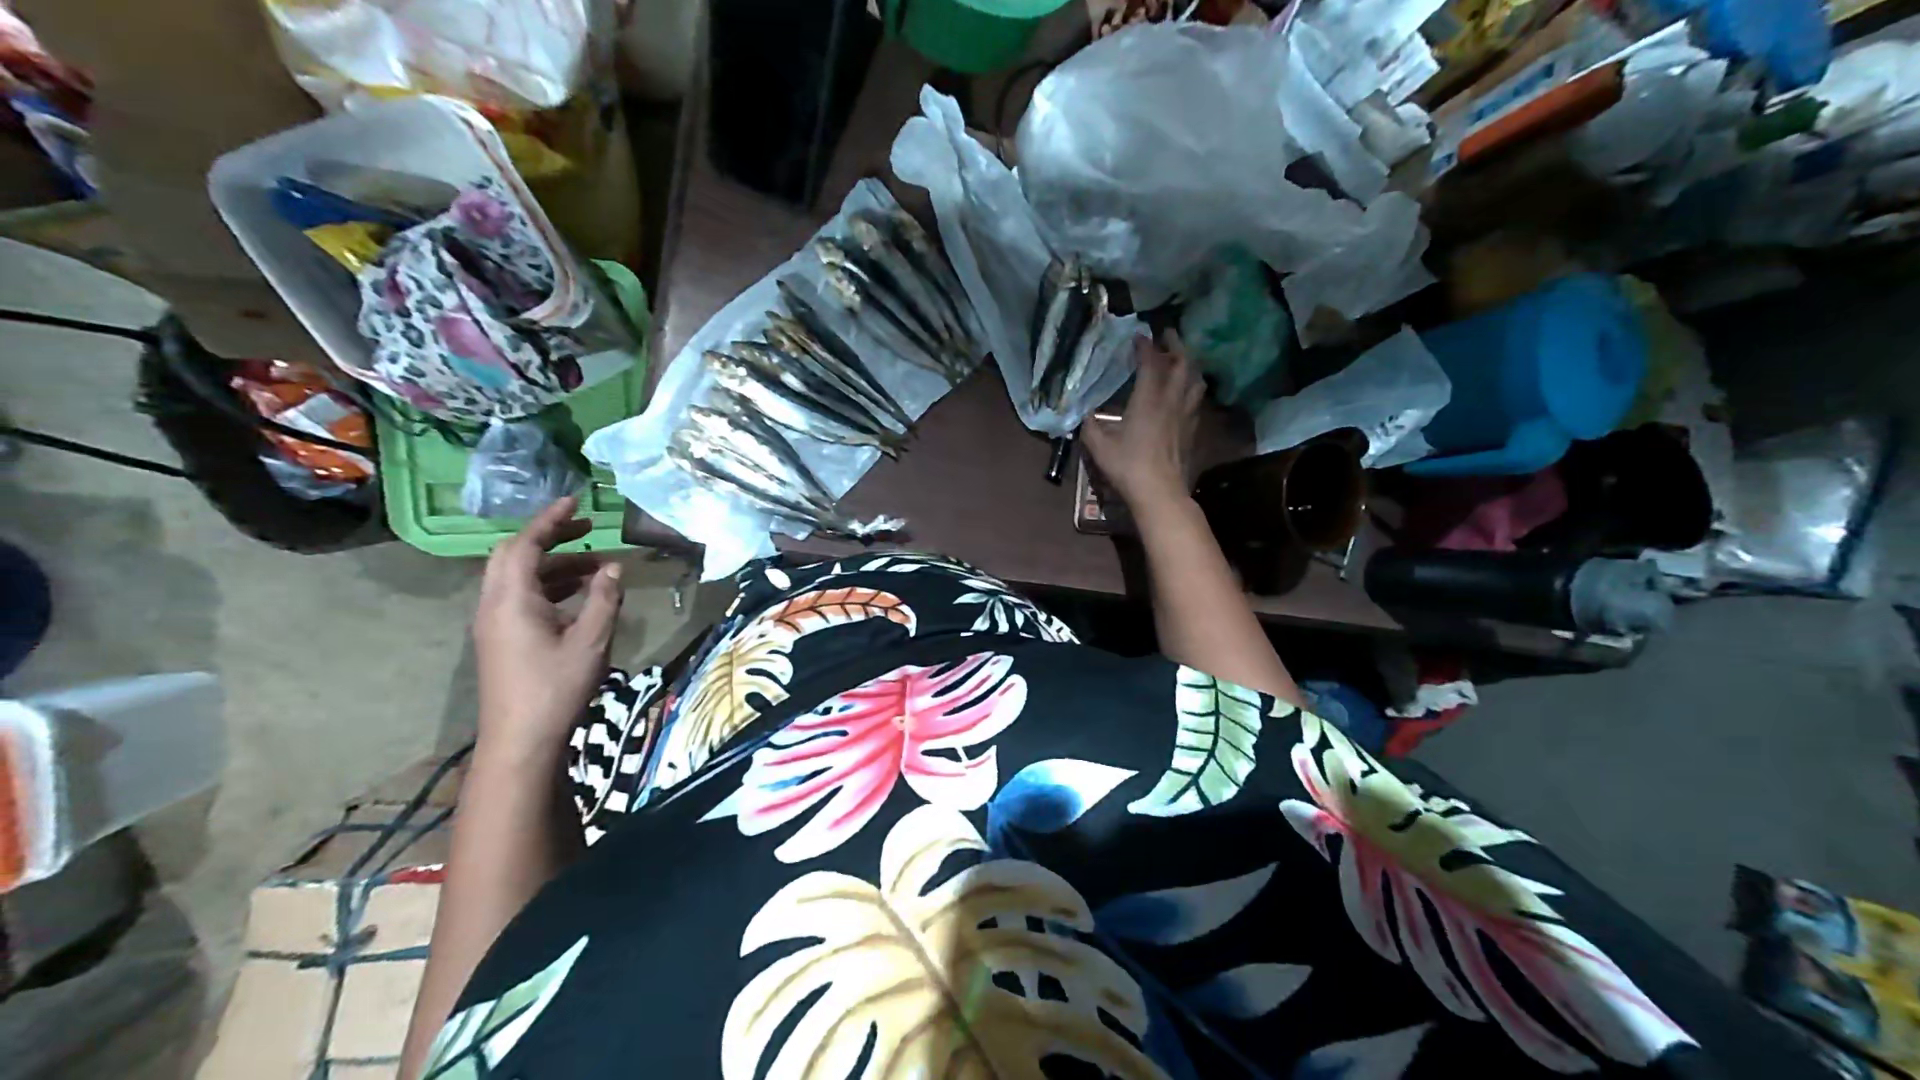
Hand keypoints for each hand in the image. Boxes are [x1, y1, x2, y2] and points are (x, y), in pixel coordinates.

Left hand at [473, 496, 622, 761]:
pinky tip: (579, 596)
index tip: (576, 501)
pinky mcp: (501, 640)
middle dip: (550, 538)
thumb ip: (603, 599)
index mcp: (510, 599)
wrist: (521, 741)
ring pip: (519, 578)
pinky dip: (549, 586)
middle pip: (513, 556)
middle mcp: (494, 605)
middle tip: (587, 530)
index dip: (550, 520)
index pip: (524, 544)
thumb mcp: (590, 641)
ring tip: (596, 566)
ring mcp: (494, 624)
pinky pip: (521, 598)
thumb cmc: (556, 687)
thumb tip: (613, 567)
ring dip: (554, 565)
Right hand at [1082, 333, 1203, 512]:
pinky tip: (1185, 392)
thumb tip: (1084, 413)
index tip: (1137, 336)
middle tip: (1167, 335)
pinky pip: (1197, 399)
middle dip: (1175, 345)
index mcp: (1149, 400)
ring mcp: (1187, 414)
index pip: (1151, 363)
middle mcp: (1172, 400)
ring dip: (1189, 364)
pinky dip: (1192, 387)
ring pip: (1195, 379)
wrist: (1161, 493)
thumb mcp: (1099, 447)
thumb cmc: (1128, 467)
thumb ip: (1090, 426)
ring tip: (1180, 360)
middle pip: (1182, 363)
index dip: (1144, 346)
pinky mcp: (1193, 429)